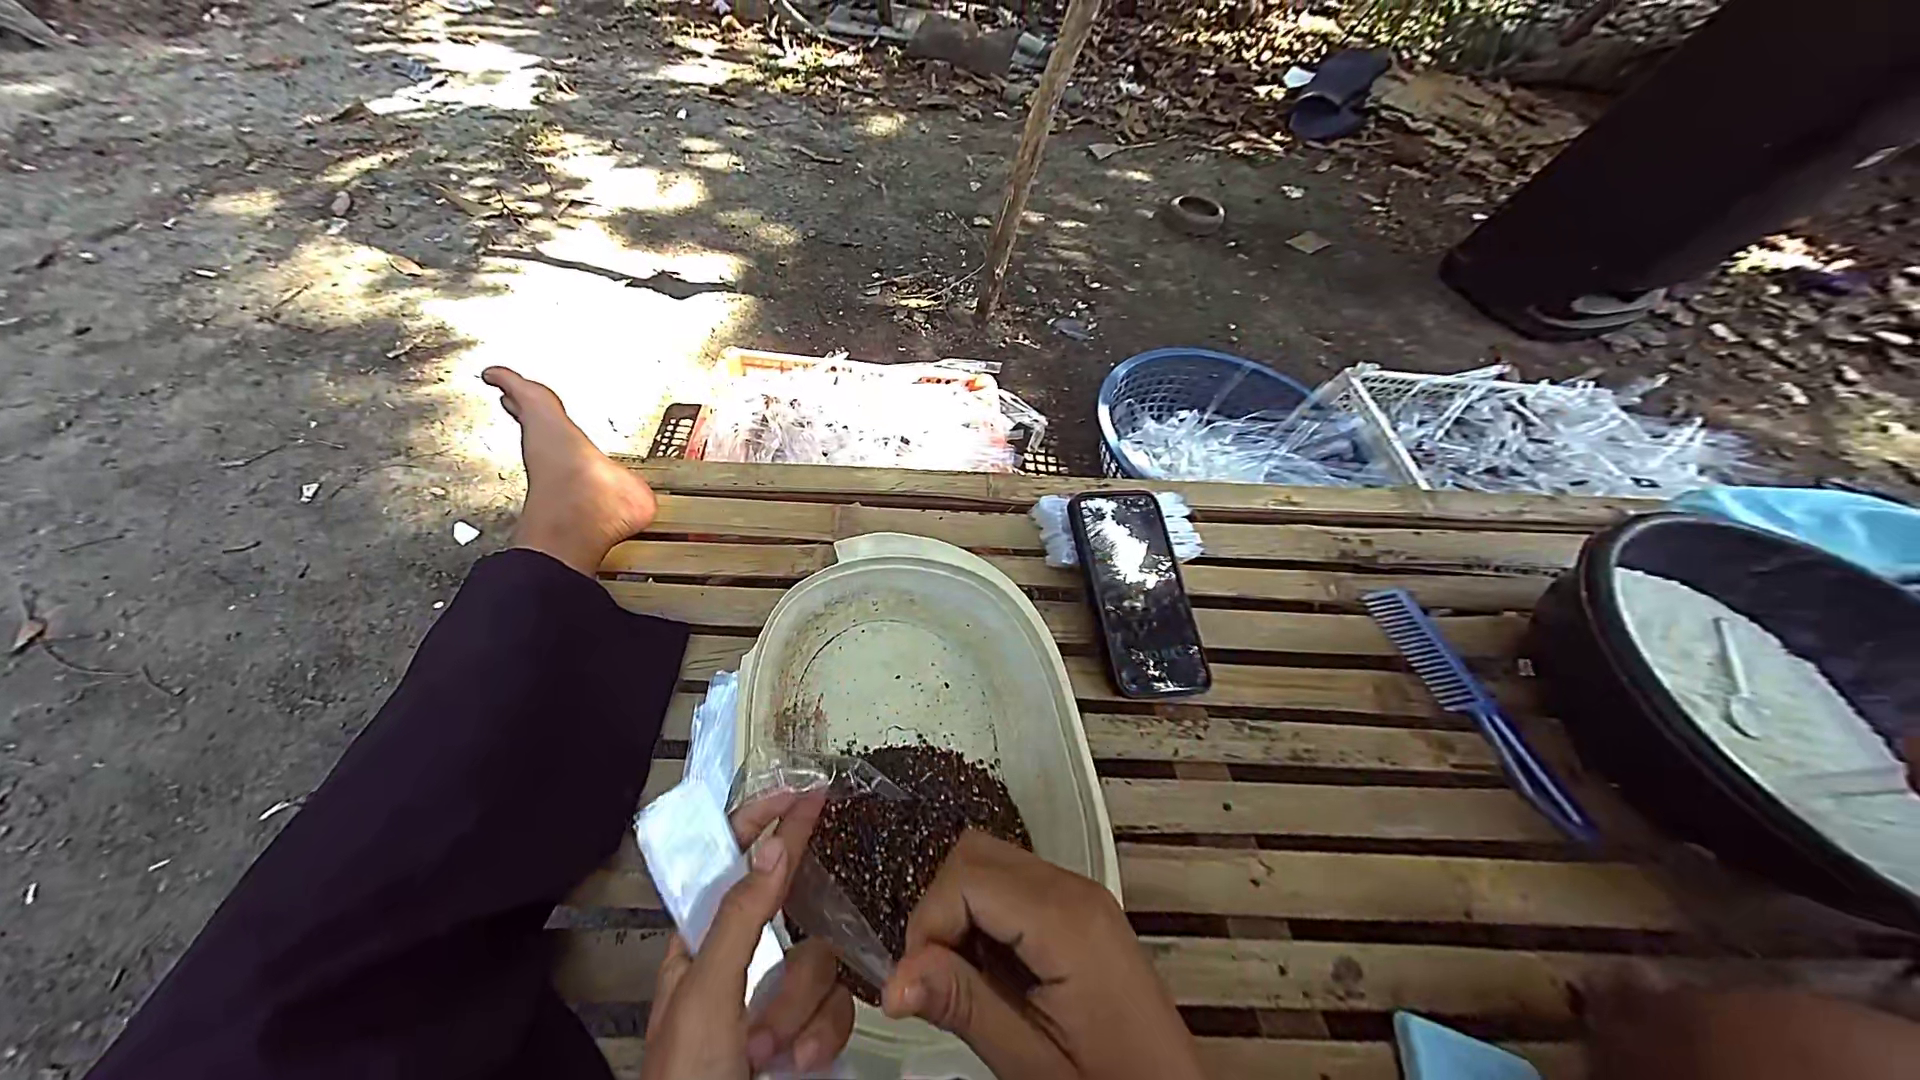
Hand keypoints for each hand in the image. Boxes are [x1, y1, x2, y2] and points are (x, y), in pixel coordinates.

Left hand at [641, 791, 853, 1079]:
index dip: (761, 821)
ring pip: (821, 960)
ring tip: (768, 1052)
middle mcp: (743, 964)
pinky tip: (797, 1065)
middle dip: (791, 936)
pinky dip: (822, 1035)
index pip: (731, 862)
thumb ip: (742, 916)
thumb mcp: (706, 997)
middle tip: (805, 884)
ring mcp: (777, 1002)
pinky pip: (837, 1006)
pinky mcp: (807, 1034)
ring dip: (800, 1008)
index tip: (800, 792)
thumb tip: (776, 840)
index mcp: (700, 945)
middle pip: (791, 912)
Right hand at [880, 830, 1203, 1079]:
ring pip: (990, 860)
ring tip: (965, 978)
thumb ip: (964, 1005)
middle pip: (976, 852)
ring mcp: (1079, 890)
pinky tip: (993, 968)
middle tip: (938, 978)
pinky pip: (1012, 881)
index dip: (929, 923)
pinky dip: (984, 911)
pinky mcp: (1079, 904)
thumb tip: (891, 980)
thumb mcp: (1030, 1064)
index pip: (968, 876)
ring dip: (960, 909)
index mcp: (1065, 918)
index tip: (920, 986)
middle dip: (940, 908)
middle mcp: (1073, 886)